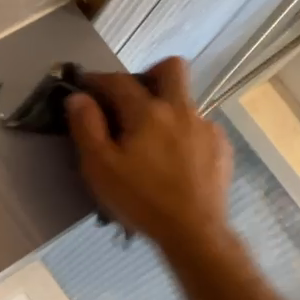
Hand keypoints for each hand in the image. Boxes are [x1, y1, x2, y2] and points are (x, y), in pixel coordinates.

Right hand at [66, 57, 233, 251]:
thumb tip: (78, 98)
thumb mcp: (100, 168)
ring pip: (186, 103)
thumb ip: (87, 128)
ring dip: (166, 112)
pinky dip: (183, 137)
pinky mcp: (221, 148)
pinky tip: (174, 163)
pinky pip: (199, 129)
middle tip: (133, 99)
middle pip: (171, 69)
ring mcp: (206, 127)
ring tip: (151, 145)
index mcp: (148, 112)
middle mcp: (181, 110)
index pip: (120, 81)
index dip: (99, 79)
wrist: (193, 230)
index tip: (85, 84)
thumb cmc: (140, 200)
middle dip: (149, 74)